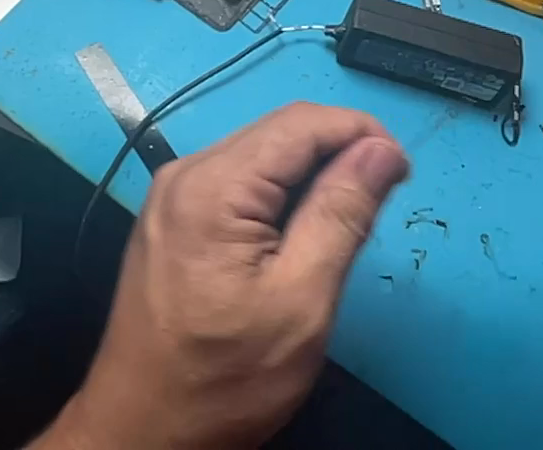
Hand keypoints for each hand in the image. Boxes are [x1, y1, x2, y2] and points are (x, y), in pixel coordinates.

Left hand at [36, 104, 409, 449]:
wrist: (142, 430)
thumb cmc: (223, 380)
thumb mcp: (300, 303)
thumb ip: (342, 215)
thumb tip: (381, 150)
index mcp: (212, 184)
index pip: (299, 123)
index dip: (359, 132)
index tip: (401, 170)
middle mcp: (186, 171)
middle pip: (277, 132)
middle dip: (337, 151)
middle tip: (378, 200)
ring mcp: (174, 192)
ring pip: (260, 153)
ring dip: (311, 172)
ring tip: (343, 221)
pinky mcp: (174, 214)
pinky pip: (238, 179)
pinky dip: (279, 192)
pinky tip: (299, 230)